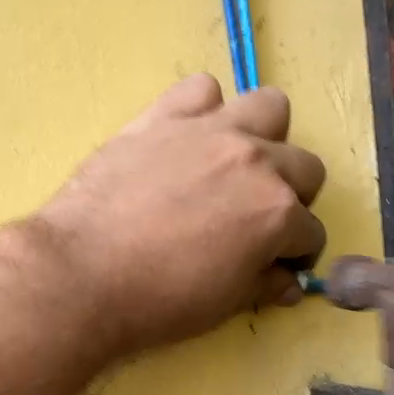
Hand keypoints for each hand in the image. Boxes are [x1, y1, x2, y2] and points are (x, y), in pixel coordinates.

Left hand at [27, 74, 326, 355]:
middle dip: (292, 197)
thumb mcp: (224, 305)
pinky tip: (186, 141)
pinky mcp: (163, 116)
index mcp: (277, 213)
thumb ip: (264, 285)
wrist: (83, 274)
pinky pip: (202, 89)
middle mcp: (256, 161)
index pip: (310, 231)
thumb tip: (288, 282)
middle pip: (305, 167)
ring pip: (269, 107)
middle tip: (257, 221)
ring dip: (264, 137)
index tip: (279, 264)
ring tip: (233, 168)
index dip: (297, 253)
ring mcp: (210, 131)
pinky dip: (204, 110)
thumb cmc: (158, 302)